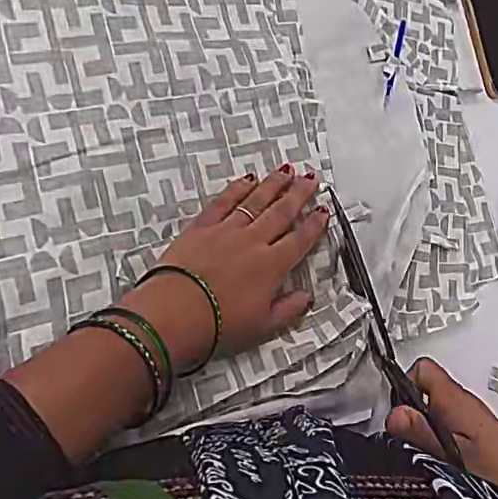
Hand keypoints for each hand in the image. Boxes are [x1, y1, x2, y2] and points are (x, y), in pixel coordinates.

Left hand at [121, 165, 330, 370]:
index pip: (300, 239)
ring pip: (256, 201)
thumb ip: (288, 309)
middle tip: (311, 179)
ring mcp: (226, 232)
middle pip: (282, 212)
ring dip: (273, 184)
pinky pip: (223, 202)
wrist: (174, 315)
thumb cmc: (216, 325)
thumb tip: (305, 299)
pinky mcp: (201, 228)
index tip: (323, 212)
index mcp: (271, 266)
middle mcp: (253, 243)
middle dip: (299, 194)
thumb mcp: (262, 326)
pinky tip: (247, 180)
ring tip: (286, 171)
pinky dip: (236, 189)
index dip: (314, 225)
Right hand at [389, 358, 497, 498]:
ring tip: (411, 455)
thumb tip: (395, 414)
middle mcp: (466, 409)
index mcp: (458, 402)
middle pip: (424, 392)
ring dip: (418, 430)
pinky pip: (444, 432)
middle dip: (406, 410)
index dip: (401, 384)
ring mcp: (470, 426)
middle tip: (394, 436)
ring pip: (433, 413)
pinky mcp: (475, 444)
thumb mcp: (453, 460)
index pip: (422, 370)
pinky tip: (431, 468)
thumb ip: (423, 435)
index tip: (387, 409)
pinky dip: (432, 445)